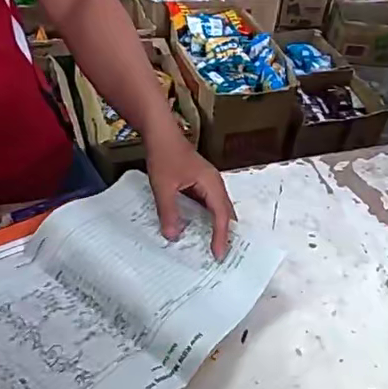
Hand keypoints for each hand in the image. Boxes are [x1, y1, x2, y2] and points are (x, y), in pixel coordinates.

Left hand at [146, 133, 234, 257]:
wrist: (161, 134)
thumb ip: (169, 212)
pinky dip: (208, 217)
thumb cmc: (164, 156)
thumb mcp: (163, 187)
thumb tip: (173, 236)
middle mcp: (215, 183)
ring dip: (218, 225)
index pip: (221, 215)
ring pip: (219, 208)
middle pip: (226, 212)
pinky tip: (199, 226)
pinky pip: (209, 203)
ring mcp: (209, 182)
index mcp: (211, 183)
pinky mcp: (201, 181)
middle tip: (220, 255)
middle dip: (225, 233)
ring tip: (214, 244)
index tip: (218, 254)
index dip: (221, 236)